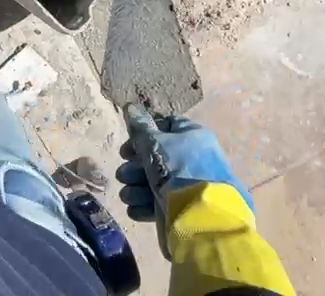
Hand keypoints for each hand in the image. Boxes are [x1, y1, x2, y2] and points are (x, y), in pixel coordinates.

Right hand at [116, 104, 248, 225]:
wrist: (200, 217)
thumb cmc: (176, 169)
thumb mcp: (152, 141)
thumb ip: (139, 125)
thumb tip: (131, 107)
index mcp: (192, 136)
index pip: (163, 126)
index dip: (141, 135)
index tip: (126, 150)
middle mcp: (194, 158)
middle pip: (156, 156)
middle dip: (135, 167)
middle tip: (123, 176)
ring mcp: (191, 184)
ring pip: (157, 180)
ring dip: (137, 186)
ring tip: (127, 196)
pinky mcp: (187, 207)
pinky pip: (163, 200)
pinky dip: (146, 204)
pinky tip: (134, 209)